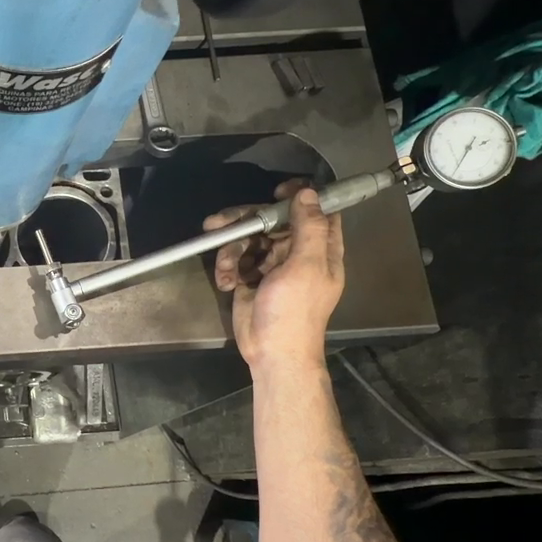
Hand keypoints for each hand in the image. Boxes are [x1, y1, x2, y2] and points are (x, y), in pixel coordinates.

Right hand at [206, 178, 343, 370]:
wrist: (272, 350)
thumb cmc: (295, 310)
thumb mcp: (306, 265)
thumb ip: (309, 228)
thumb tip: (309, 193)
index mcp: (320, 248)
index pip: (317, 211)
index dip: (301, 196)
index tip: (278, 191)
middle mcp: (297, 252)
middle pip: (272, 221)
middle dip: (246, 222)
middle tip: (220, 222)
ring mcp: (272, 265)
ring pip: (249, 240)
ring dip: (231, 251)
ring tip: (226, 270)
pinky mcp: (250, 278)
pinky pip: (235, 261)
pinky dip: (227, 269)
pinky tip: (227, 283)